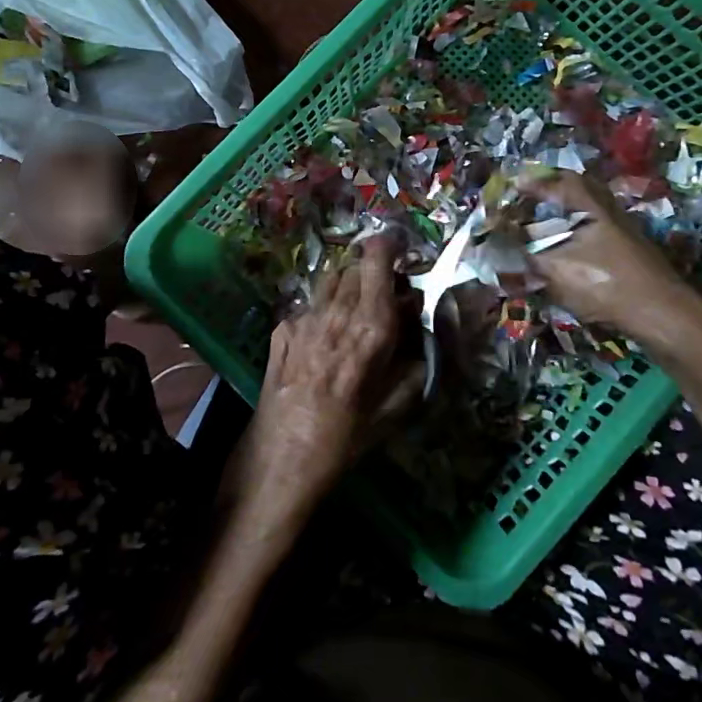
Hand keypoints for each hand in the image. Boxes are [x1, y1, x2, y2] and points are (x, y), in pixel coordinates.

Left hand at [229, 237, 420, 526]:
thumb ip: (417, 356)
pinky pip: (308, 306)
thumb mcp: (398, 403)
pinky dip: (322, 311)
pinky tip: (323, 340)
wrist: (284, 455)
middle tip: (381, 292)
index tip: (398, 247)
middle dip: (371, 271)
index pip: (377, 261)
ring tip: (352, 312)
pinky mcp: (280, 329)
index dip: (389, 246)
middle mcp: (336, 311)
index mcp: (371, 326)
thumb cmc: (348, 435)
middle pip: (353, 267)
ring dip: (345, 286)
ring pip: (328, 281)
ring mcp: (303, 317)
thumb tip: (421, 322)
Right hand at [521, 170, 701, 349]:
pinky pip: (595, 234)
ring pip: (588, 215)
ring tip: (541, 229)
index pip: (559, 182)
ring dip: (563, 217)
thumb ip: (520, 256)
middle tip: (529, 201)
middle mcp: (609, 212)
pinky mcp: (630, 256)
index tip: (513, 186)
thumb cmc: (606, 284)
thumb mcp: (555, 269)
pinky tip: (564, 256)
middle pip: (579, 192)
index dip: (534, 182)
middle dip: (552, 194)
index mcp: (590, 207)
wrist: (665, 317)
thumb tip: (489, 248)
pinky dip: (574, 237)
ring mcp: (624, 234)